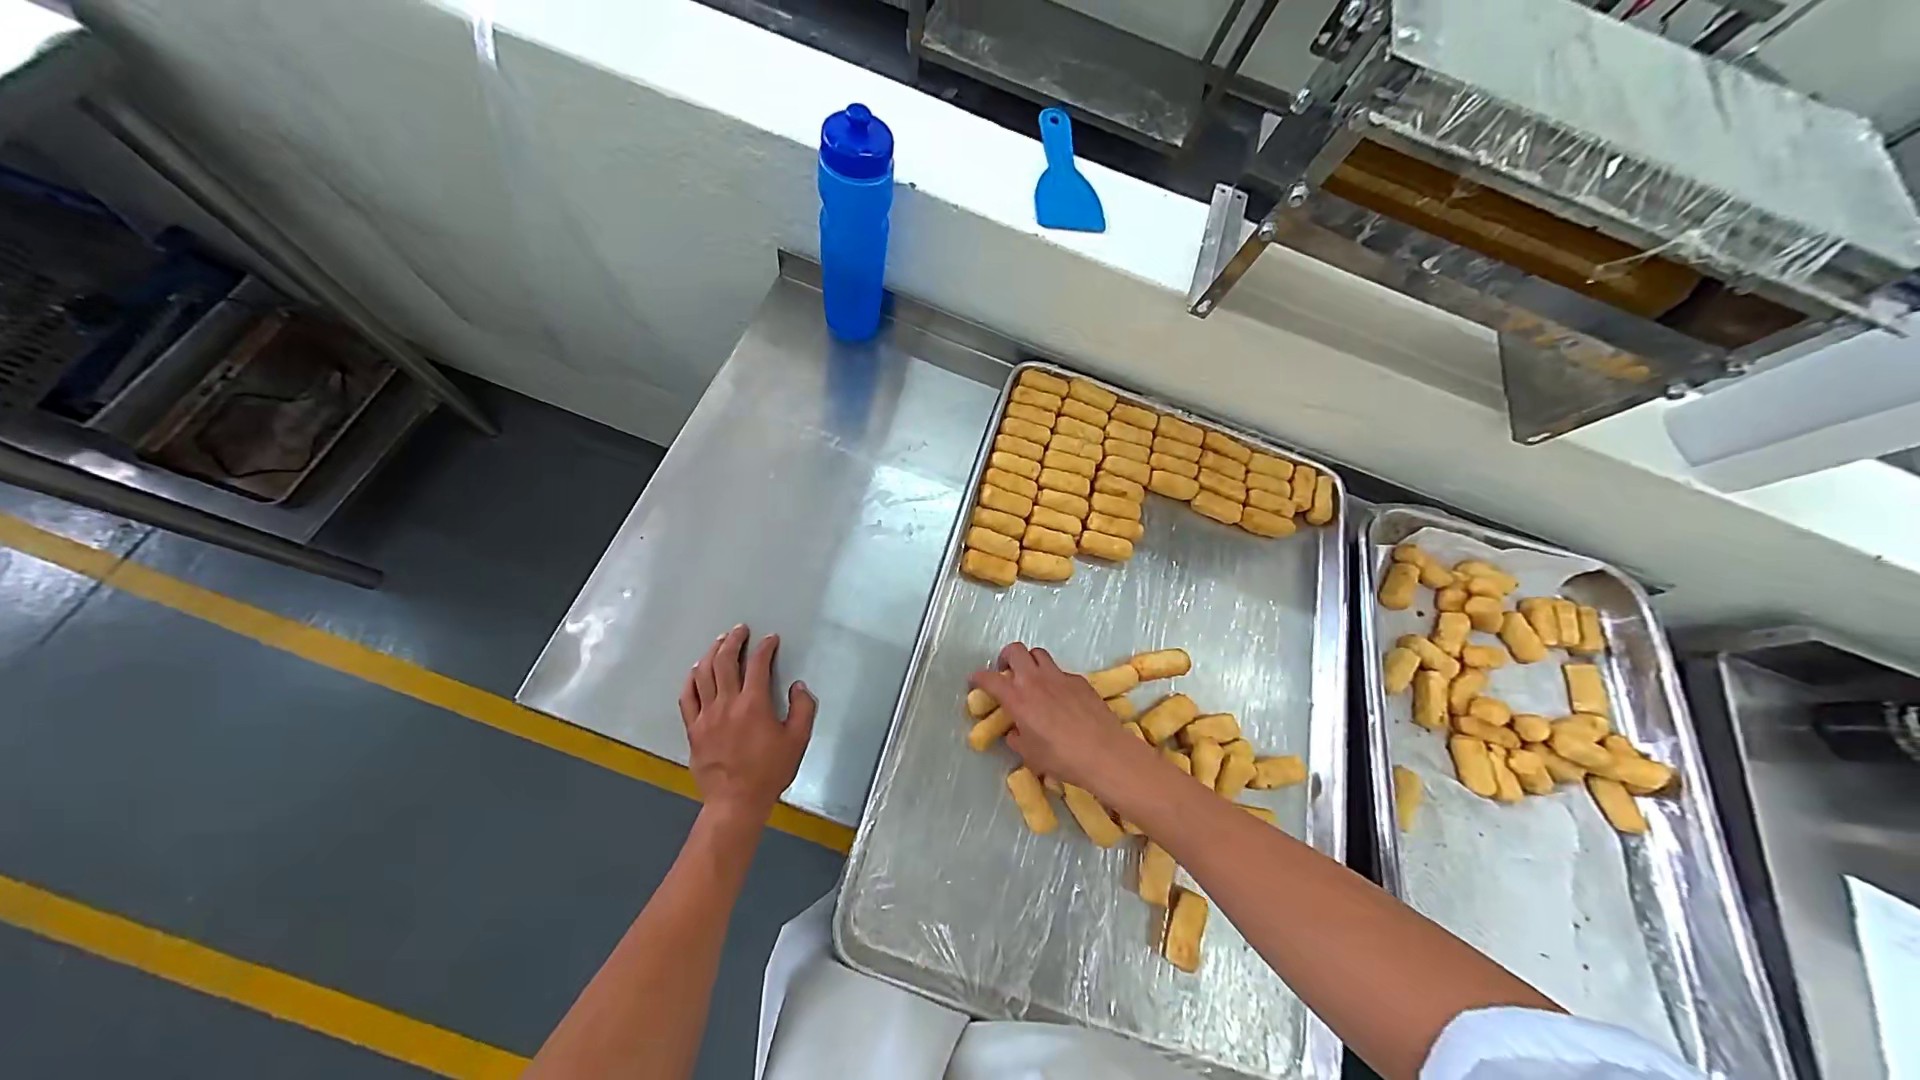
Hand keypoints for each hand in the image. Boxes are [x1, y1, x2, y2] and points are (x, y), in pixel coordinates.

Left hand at [679, 625, 816, 819]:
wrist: (736, 801)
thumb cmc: (769, 772)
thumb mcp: (798, 740)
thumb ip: (803, 709)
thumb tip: (798, 687)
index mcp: (754, 704)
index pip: (758, 664)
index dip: (765, 647)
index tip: (770, 640)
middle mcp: (727, 704)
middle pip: (725, 661)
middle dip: (734, 641)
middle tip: (740, 630)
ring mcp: (706, 715)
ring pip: (703, 674)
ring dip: (711, 653)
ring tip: (719, 642)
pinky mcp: (693, 728)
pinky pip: (688, 697)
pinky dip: (691, 679)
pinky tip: (696, 671)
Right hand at [968, 642, 1150, 798]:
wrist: (1104, 753)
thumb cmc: (1062, 758)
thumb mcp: (1030, 754)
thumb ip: (1017, 737)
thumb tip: (1015, 731)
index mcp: (1017, 698)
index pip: (989, 678)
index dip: (978, 677)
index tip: (975, 681)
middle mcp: (1035, 680)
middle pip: (1015, 651)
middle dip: (1006, 658)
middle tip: (1006, 673)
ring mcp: (1059, 677)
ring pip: (1039, 654)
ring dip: (1030, 662)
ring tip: (1031, 679)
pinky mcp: (1080, 680)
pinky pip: (1060, 671)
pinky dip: (1053, 678)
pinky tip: (1060, 698)